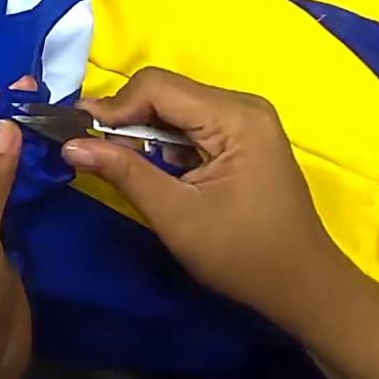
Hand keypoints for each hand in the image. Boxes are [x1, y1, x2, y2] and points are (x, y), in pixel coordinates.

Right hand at [60, 67, 354, 332]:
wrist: (308, 291)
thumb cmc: (246, 257)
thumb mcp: (177, 217)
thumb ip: (124, 172)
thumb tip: (70, 144)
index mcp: (236, 118)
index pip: (157, 86)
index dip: (115, 106)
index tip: (81, 133)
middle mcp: (241, 104)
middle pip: (163, 90)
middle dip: (124, 116)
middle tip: (93, 145)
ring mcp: (243, 116)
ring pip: (170, 102)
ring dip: (139, 126)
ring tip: (114, 155)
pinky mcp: (239, 130)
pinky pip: (185, 117)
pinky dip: (159, 135)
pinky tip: (148, 160)